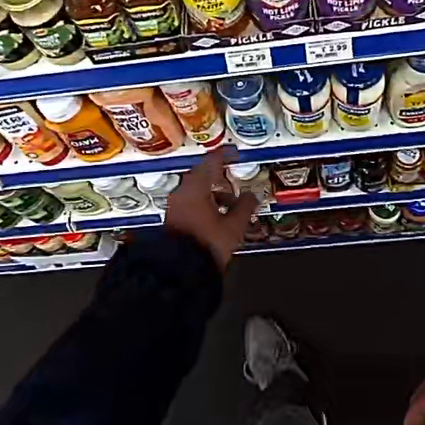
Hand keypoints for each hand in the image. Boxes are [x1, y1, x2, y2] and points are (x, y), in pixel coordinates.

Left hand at [163, 148, 256, 269]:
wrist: (178, 272)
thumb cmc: (206, 243)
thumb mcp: (233, 226)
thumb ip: (245, 206)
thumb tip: (252, 196)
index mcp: (196, 188)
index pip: (212, 162)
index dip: (225, 155)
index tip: (234, 153)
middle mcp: (181, 193)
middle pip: (202, 177)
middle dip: (220, 180)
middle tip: (234, 183)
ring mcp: (175, 207)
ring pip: (197, 193)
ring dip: (214, 196)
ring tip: (231, 208)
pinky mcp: (172, 221)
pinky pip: (191, 205)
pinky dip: (205, 206)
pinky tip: (218, 219)